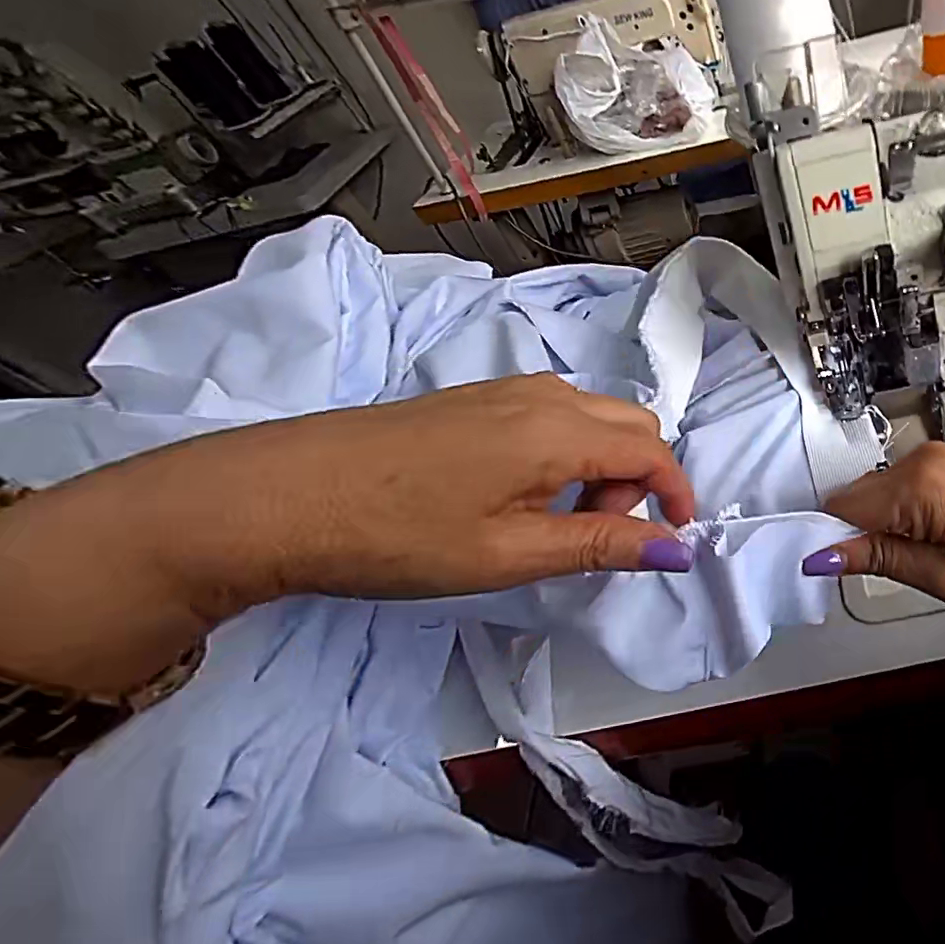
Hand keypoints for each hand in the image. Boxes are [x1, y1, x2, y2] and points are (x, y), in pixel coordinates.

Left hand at [0, 375, 695, 692]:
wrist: (266, 500)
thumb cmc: (398, 535)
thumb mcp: (513, 553)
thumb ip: (604, 545)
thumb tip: (678, 549)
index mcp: (559, 432)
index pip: (652, 452)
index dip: (677, 494)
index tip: (674, 537)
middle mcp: (544, 397)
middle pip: (634, 426)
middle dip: (640, 479)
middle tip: (600, 529)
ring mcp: (507, 390)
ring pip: (599, 416)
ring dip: (606, 464)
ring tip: (558, 514)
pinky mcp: (477, 397)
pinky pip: (560, 412)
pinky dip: (573, 449)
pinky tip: (524, 488)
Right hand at [803, 443, 944, 650]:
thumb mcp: (939, 576)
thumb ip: (875, 558)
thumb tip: (822, 555)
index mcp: (920, 482)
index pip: (842, 506)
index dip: (827, 540)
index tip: (823, 569)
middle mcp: (924, 459)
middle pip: (856, 496)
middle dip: (853, 534)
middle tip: (877, 571)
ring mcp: (936, 460)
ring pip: (875, 493)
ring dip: (876, 526)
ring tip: (909, 559)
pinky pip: (898, 488)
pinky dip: (895, 516)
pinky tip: (918, 542)